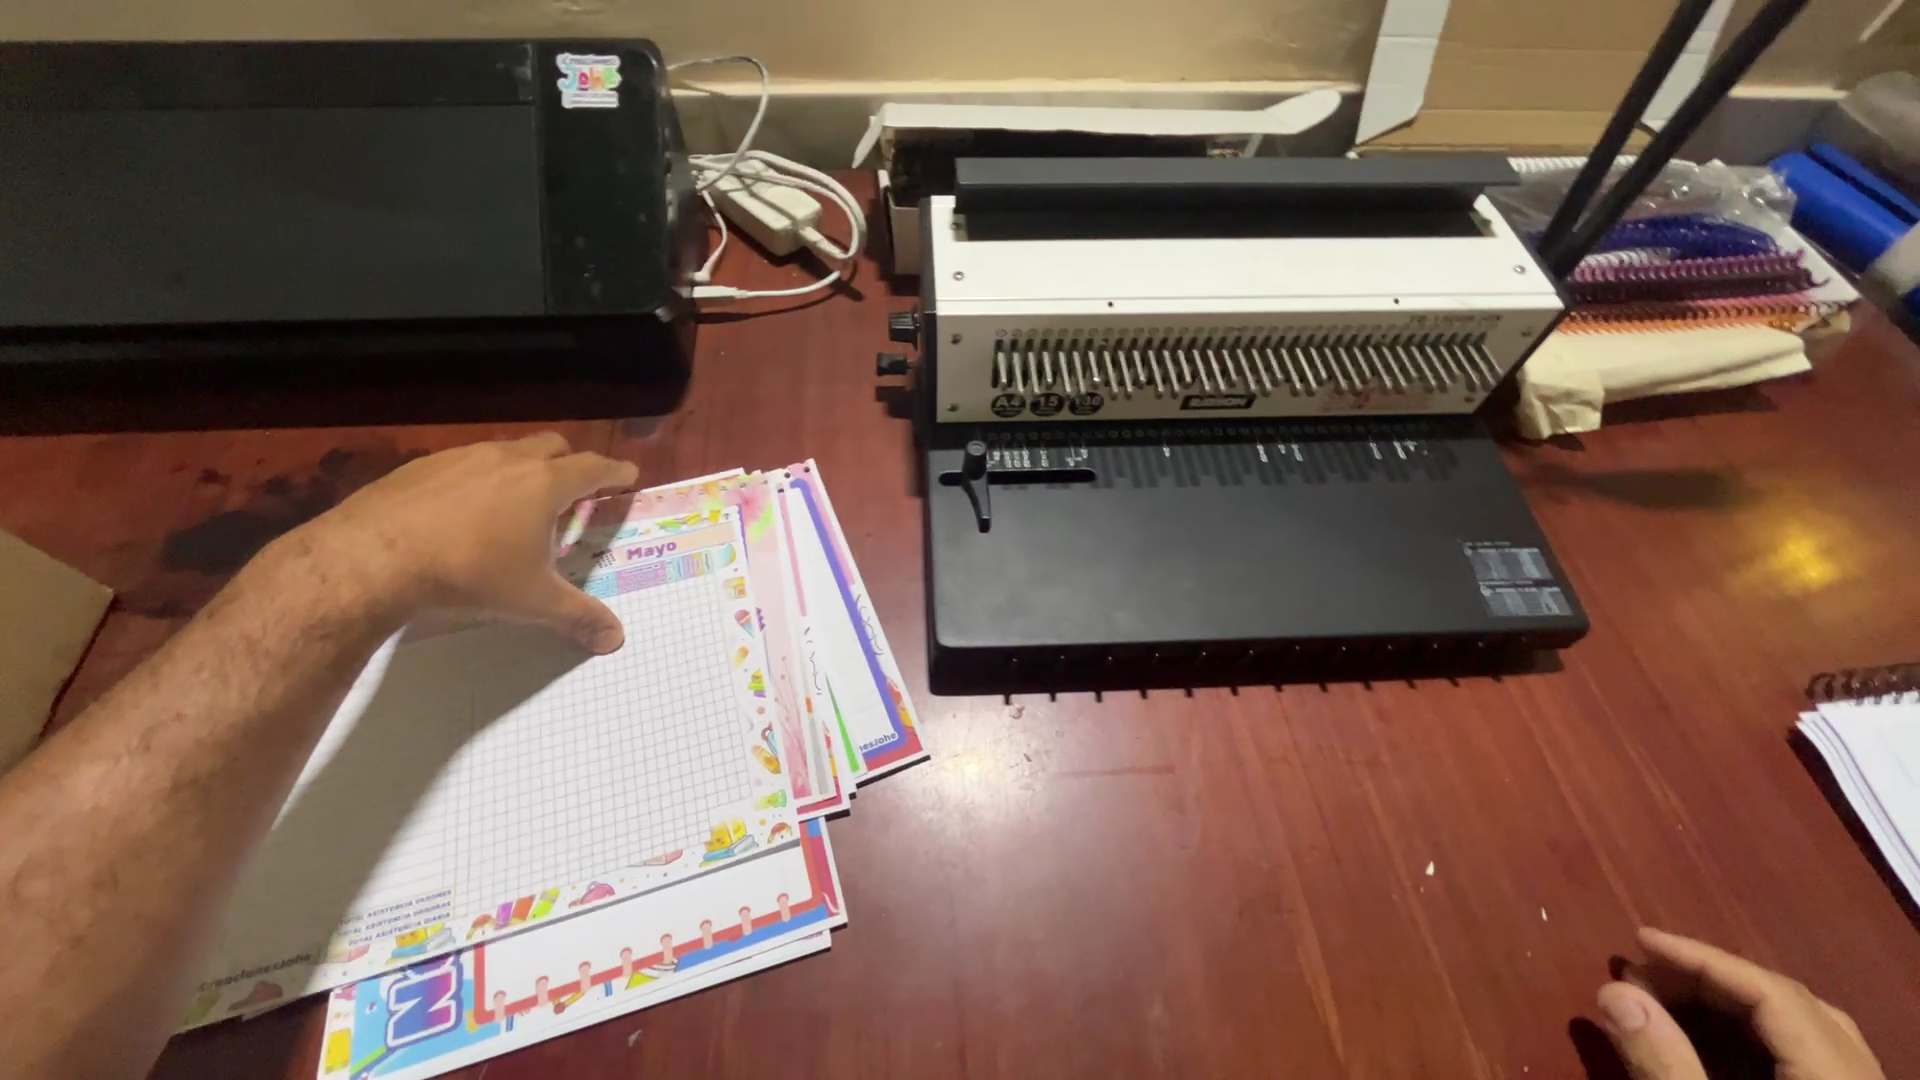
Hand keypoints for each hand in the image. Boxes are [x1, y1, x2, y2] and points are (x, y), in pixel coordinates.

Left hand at [285, 434, 637, 652]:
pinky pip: (465, 463)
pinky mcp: (420, 467)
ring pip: (507, 451)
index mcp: (544, 484)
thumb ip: (578, 616)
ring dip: (524, 468)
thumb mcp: (531, 601)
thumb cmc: (469, 573)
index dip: (615, 472)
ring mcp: (460, 458)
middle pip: (553, 446)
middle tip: (576, 488)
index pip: (593, 468)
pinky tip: (465, 511)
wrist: (368, 560)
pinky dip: (480, 478)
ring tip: (519, 501)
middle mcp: (507, 460)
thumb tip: (616, 640)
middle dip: (571, 462)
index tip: (628, 475)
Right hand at [1596, 927, 1884, 1079]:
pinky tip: (1699, 1037)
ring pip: (1800, 1029)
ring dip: (1723, 1005)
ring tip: (1661, 999)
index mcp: (1837, 1077)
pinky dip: (1744, 1036)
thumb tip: (1612, 990)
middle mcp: (1861, 1078)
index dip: (1703, 957)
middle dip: (1708, 979)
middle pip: (1792, 1004)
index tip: (1639, 938)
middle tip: (1642, 973)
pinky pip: (1802, 1054)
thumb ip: (1665, 1062)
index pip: (1774, 992)